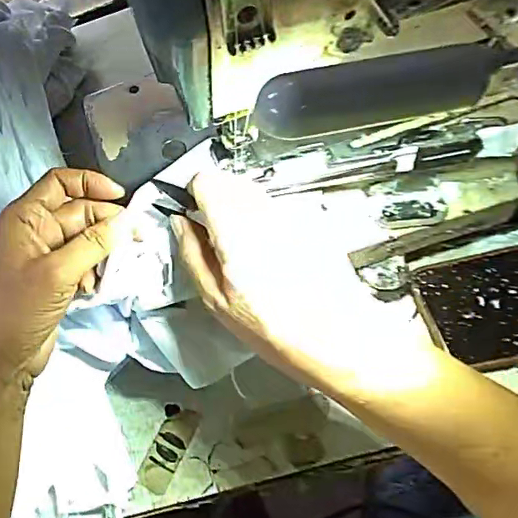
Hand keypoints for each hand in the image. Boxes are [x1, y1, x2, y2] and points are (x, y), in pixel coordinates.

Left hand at [0, 168, 125, 388]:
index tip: (121, 196)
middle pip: (78, 211)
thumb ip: (94, 243)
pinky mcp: (53, 280)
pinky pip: (82, 263)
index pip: (59, 182)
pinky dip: (93, 270)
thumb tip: (127, 220)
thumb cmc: (18, 309)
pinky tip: (96, 286)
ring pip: (84, 239)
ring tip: (116, 265)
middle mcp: (34, 231)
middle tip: (135, 237)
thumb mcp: (58, 271)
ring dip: (102, 250)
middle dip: (106, 223)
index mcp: (25, 217)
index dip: (90, 183)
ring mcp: (43, 257)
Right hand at [172, 169, 414, 397]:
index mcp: (235, 231)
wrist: (337, 338)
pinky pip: (274, 206)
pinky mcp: (308, 221)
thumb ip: (192, 253)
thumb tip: (180, 225)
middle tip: (209, 232)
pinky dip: (262, 219)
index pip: (205, 180)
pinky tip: (264, 252)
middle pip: (228, 180)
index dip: (191, 194)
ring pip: (250, 190)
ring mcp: (290, 215)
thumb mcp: (216, 300)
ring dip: (237, 208)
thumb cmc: (280, 329)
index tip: (188, 209)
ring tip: (238, 246)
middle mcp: (265, 215)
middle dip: (212, 199)